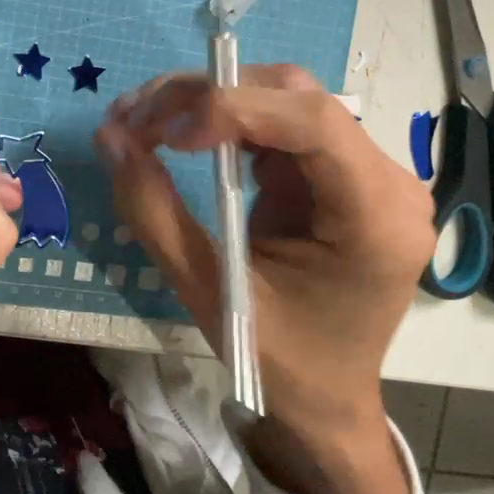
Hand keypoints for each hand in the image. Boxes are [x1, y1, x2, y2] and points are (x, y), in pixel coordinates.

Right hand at [94, 65, 436, 493]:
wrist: (327, 398)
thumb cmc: (280, 358)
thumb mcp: (206, 289)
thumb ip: (155, 211)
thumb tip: (109, 137)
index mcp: (376, 217)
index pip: (314, 122)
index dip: (232, 108)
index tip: (162, 136)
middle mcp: (384, 179)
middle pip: (293, 94)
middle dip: (204, 96)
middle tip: (132, 120)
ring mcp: (361, 169)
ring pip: (278, 94)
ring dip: (202, 100)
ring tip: (139, 123)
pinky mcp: (330, 169)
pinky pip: (271, 119)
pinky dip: (215, 118)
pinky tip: (174, 136)